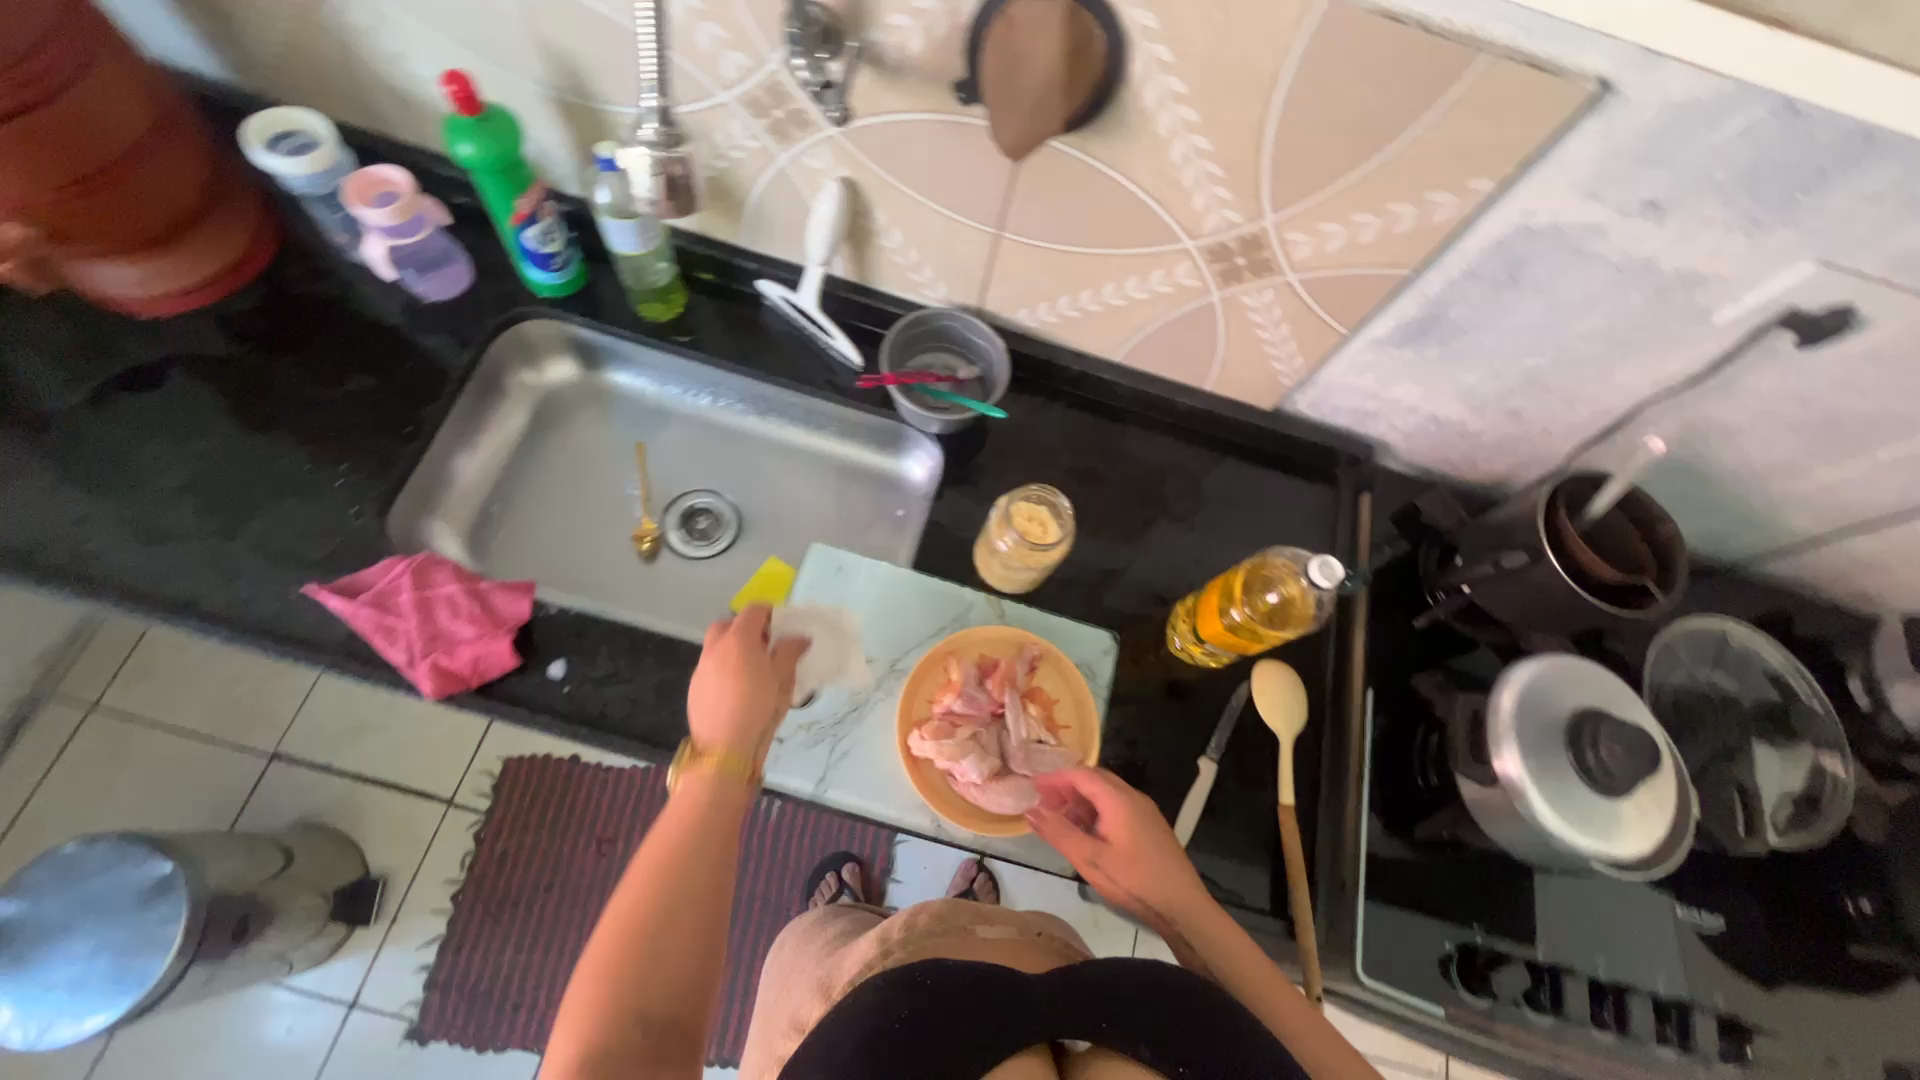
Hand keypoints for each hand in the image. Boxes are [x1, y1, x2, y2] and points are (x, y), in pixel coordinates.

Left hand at [686, 605, 809, 764]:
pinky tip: (736, 689)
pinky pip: (710, 666)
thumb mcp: (783, 681)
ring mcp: (702, 667)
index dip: (769, 612)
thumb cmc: (759, 710)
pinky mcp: (694, 686)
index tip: (782, 625)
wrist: (724, 749)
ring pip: (716, 645)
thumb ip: (789, 652)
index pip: (753, 611)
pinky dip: (723, 667)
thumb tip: (798, 637)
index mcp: (740, 640)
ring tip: (752, 669)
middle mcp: (716, 648)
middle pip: (727, 624)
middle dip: (745, 627)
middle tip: (764, 645)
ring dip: (733, 648)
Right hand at [1026, 767, 1213, 933]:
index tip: (1032, 788)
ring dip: (1081, 802)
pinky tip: (1087, 835)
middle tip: (1044, 806)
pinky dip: (1096, 812)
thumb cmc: (1134, 882)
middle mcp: (1133, 797)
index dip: (1054, 778)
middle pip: (1094, 780)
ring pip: (1106, 794)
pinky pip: (1117, 807)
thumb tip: (1031, 811)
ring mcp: (1144, 810)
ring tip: (1061, 824)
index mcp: (1118, 799)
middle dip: (1066, 789)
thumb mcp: (1089, 859)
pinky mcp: (1150, 826)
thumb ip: (1058, 833)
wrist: (1183, 906)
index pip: (1080, 774)